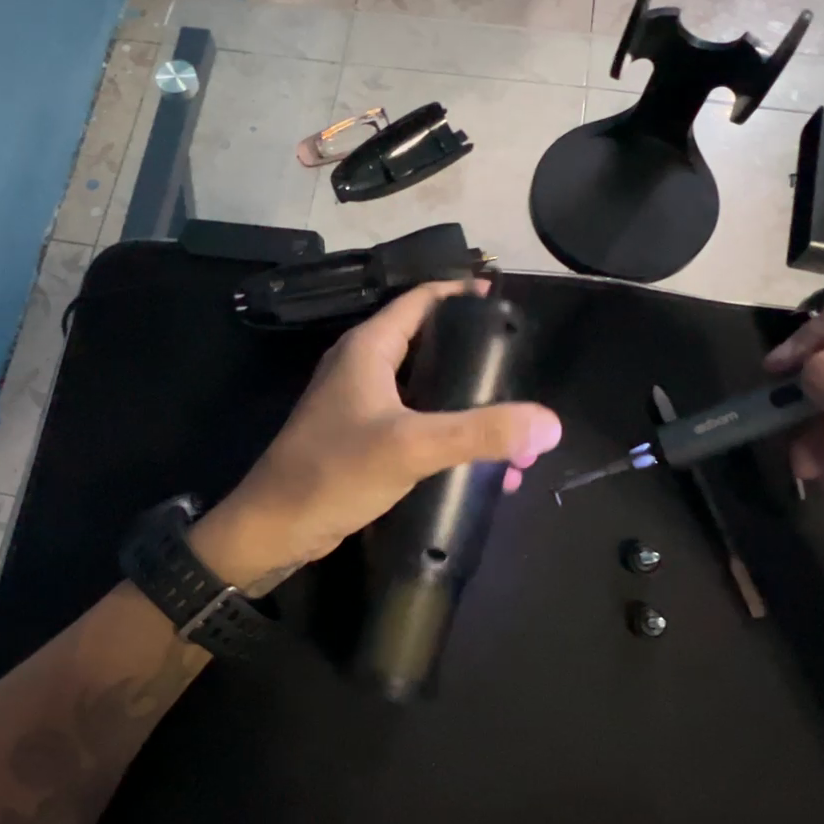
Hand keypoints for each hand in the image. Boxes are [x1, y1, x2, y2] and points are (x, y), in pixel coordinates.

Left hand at [190, 280, 562, 596]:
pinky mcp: (362, 444)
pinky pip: (416, 429)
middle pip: (429, 347)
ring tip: (514, 434)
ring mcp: (360, 408)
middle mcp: (363, 369)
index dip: (462, 294)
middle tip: (522, 377)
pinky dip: (448, 440)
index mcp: (368, 349)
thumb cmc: (334, 473)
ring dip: (467, 410)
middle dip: (476, 362)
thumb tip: (549, 424)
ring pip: (426, 394)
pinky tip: (481, 468)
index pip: (421, 301)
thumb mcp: (412, 447)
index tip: (506, 304)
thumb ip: (480, 432)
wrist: (275, 529)